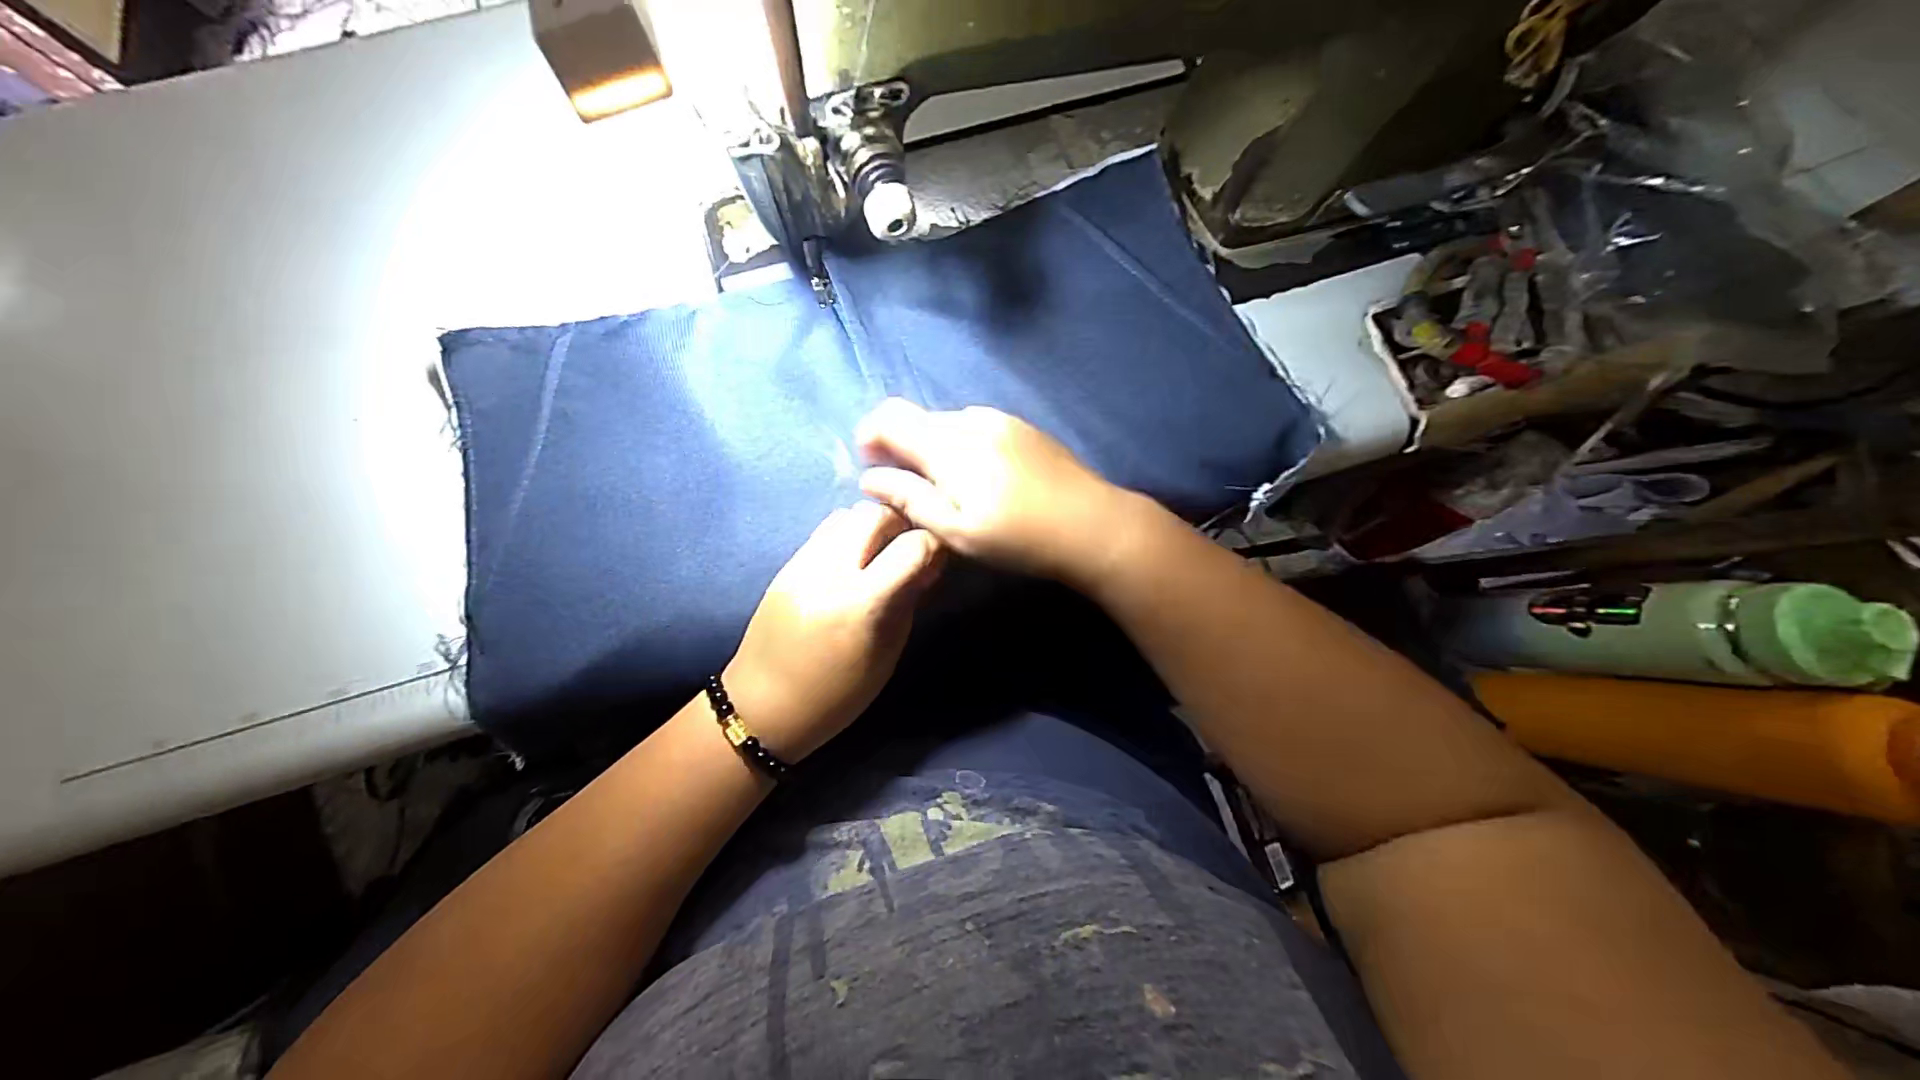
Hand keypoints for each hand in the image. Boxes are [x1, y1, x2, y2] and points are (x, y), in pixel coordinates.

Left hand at [724, 501, 942, 761]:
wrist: (764, 706)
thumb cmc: (837, 694)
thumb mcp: (887, 653)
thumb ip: (908, 599)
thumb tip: (927, 562)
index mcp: (860, 604)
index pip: (912, 546)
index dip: (933, 547)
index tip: (937, 562)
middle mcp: (828, 573)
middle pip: (876, 515)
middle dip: (901, 525)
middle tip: (909, 551)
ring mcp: (801, 565)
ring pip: (847, 514)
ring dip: (871, 526)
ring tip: (880, 554)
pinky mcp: (785, 565)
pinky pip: (824, 532)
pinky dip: (847, 536)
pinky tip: (854, 562)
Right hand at [855, 399, 1136, 583]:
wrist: (1093, 525)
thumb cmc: (1019, 538)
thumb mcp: (957, 531)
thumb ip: (910, 499)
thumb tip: (869, 479)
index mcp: (949, 445)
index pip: (890, 419)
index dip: (870, 437)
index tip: (871, 466)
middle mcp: (971, 420)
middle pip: (918, 418)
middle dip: (901, 444)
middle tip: (908, 486)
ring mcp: (1001, 419)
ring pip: (948, 421)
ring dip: (932, 444)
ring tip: (945, 485)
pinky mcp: (1023, 427)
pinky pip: (976, 424)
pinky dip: (961, 442)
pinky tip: (979, 475)